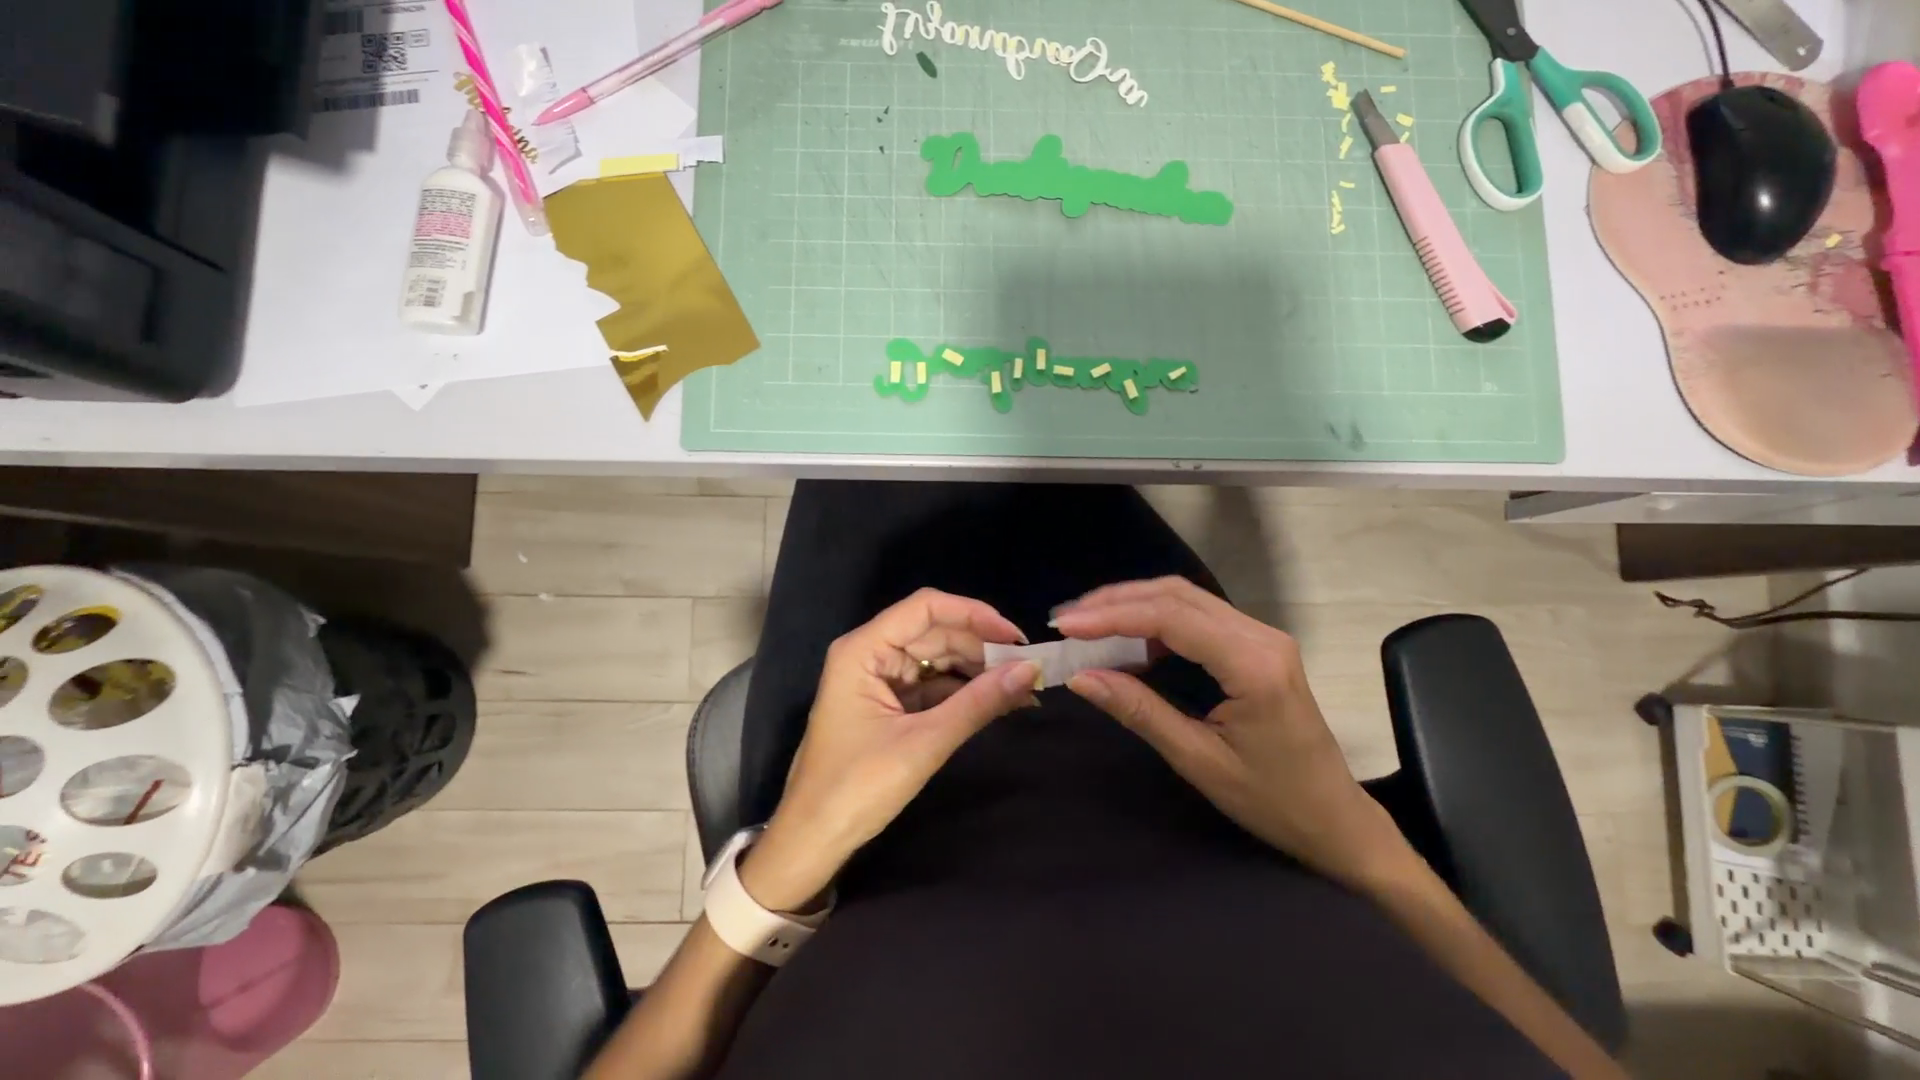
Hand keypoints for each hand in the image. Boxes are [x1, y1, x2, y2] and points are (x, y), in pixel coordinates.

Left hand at [742, 588, 1038, 911]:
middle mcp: (869, 654)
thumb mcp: (924, 743)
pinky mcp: (887, 705)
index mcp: (864, 650)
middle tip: (1029, 670)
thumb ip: (977, 703)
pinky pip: (931, 685)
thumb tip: (1030, 670)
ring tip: (1022, 688)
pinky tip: (997, 702)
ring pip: (936, 658)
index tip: (1017, 639)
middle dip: (981, 647)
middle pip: (934, 631)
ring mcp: (878, 679)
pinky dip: (963, 692)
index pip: (925, 607)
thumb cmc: (857, 787)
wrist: (813, 838)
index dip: (974, 614)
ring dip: (977, 670)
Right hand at [1051, 577, 1416, 889]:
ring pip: (1188, 599)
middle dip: (1116, 601)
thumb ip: (1139, 711)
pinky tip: (1126, 637)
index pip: (1170, 617)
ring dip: (1134, 604)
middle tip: (1067, 619)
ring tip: (1086, 623)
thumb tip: (1081, 678)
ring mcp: (1264, 638)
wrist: (1334, 819)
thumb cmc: (1271, 800)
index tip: (1065, 625)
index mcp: (1253, 665)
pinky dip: (1156, 619)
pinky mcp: (1259, 647)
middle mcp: (1262, 637)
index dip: (1112, 616)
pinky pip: (1200, 617)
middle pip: (1177, 595)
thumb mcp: (1198, 760)